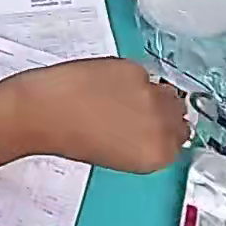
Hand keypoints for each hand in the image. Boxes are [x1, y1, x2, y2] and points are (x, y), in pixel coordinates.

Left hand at [3, 58, 188, 172]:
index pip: (180, 141)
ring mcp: (151, 96)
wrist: (45, 112)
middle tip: (137, 107)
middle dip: (162, 110)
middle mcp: (160, 127)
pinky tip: (106, 83)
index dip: (165, 130)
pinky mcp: (136, 70)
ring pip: (167, 90)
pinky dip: (130, 76)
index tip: (154, 125)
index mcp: (156, 155)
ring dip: (151, 92)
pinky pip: (143, 72)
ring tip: (120, 96)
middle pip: (179, 113)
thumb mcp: (116, 155)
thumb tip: (150, 128)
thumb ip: (143, 144)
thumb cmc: (69, 137)